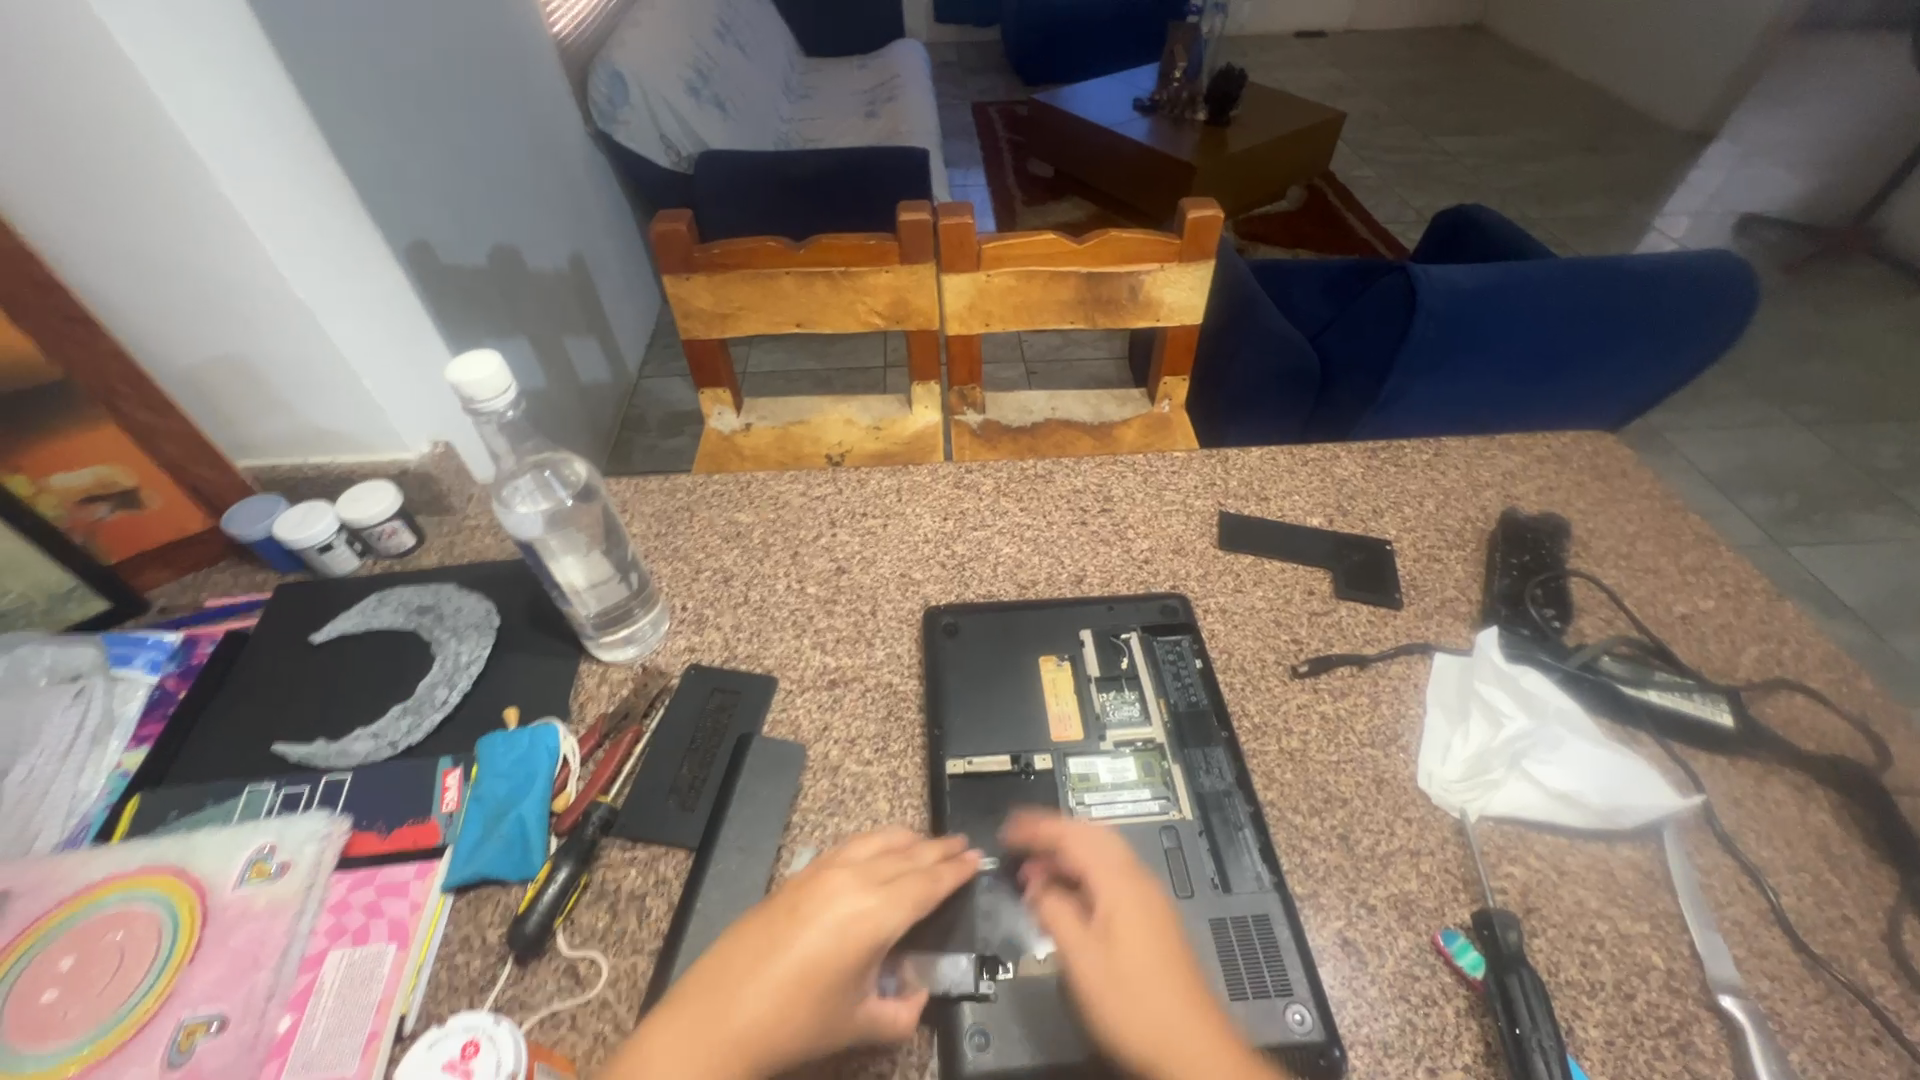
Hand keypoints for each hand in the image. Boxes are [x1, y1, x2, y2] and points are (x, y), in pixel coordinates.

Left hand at [605, 828, 979, 1079]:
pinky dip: (873, 842)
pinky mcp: (797, 876)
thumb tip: (919, 993)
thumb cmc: (794, 1026)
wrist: (717, 1018)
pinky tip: (877, 850)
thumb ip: (903, 1011)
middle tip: (964, 844)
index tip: (978, 859)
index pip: (928, 883)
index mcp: (876, 914)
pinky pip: (847, 846)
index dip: (956, 871)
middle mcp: (853, 880)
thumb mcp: (861, 1026)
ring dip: (907, 838)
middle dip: (939, 849)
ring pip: (876, 841)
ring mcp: (821, 872)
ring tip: (927, 842)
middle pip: (907, 854)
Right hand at [1003, 810, 1285, 1079]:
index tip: (1006, 829)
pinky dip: (1083, 873)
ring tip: (1034, 871)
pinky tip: (1065, 896)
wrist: (1193, 1049)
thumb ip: (1054, 911)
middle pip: (1092, 836)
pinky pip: (1111, 876)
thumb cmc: (1132, 1004)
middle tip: (1018, 842)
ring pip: (1103, 855)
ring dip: (1067, 853)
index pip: (1072, 836)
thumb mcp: (1081, 960)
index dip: (1037, 828)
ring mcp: (1149, 898)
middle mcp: (1138, 879)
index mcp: (1120, 882)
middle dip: (1053, 833)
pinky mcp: (1152, 918)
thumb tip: (1035, 883)